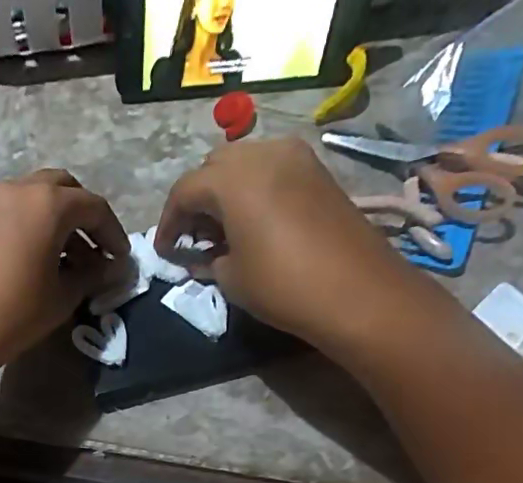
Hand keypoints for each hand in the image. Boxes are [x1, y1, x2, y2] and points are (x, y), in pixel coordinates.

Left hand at [0, 170, 127, 394]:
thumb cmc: (21, 310)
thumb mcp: (66, 293)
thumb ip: (93, 273)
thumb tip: (111, 267)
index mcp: (50, 203)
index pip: (94, 207)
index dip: (113, 233)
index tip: (121, 258)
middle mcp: (25, 189)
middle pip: (67, 189)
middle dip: (87, 216)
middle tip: (100, 249)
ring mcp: (0, 199)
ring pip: (44, 196)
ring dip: (65, 219)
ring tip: (78, 259)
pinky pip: (24, 207)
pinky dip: (43, 223)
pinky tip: (53, 256)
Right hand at [155, 137, 427, 349]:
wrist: (356, 291)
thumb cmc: (283, 285)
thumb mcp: (232, 278)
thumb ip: (209, 260)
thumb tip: (203, 256)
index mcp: (230, 177)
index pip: (184, 191)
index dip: (169, 223)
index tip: (165, 251)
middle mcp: (260, 151)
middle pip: (214, 168)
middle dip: (198, 201)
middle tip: (195, 239)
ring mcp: (295, 156)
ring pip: (246, 164)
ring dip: (228, 193)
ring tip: (225, 232)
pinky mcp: (318, 170)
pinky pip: (273, 170)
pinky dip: (256, 191)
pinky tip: (256, 223)